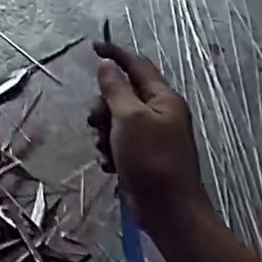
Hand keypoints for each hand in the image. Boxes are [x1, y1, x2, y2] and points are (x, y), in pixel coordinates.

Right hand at [89, 42, 209, 234]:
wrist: (170, 213)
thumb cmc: (151, 160)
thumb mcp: (129, 118)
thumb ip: (116, 89)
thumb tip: (107, 65)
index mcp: (163, 98)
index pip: (137, 65)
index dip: (115, 54)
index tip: (92, 48)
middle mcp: (161, 113)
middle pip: (123, 94)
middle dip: (103, 105)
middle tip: (95, 121)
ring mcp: (154, 136)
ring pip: (118, 119)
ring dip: (105, 131)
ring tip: (105, 150)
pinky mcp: (145, 157)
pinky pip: (121, 142)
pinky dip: (111, 150)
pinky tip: (110, 165)